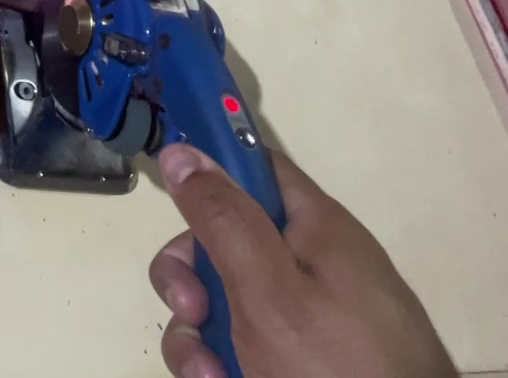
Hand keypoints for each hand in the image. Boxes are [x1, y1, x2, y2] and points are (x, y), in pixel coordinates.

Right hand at [149, 145, 458, 377]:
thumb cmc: (338, 372)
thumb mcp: (268, 290)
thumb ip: (222, 218)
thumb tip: (180, 152)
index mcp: (318, 230)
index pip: (253, 165)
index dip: (208, 166)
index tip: (169, 190)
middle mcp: (313, 266)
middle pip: (224, 238)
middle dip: (188, 274)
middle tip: (188, 309)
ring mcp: (310, 320)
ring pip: (222, 298)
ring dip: (195, 331)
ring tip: (205, 373)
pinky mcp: (302, 363)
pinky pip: (241, 342)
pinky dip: (219, 361)